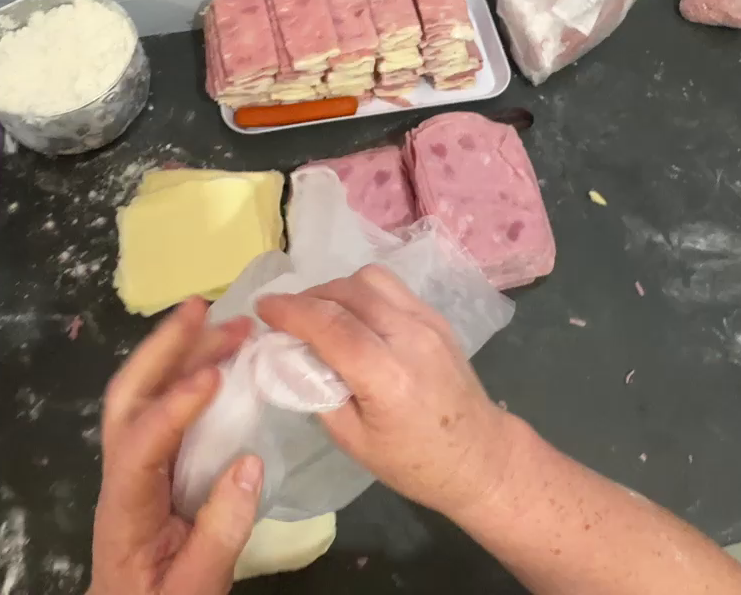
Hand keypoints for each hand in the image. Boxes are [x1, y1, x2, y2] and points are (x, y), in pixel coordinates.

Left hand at [89, 298, 262, 594]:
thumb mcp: (194, 590)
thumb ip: (219, 535)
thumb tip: (250, 463)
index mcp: (125, 510)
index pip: (138, 447)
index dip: (173, 408)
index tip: (214, 377)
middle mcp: (122, 474)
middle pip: (127, 398)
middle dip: (162, 347)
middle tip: (203, 307)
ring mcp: (136, 463)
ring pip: (145, 392)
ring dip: (182, 350)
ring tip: (230, 322)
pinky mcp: (156, 461)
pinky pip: (165, 403)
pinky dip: (190, 369)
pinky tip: (222, 356)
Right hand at [256, 265, 516, 517]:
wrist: (478, 454)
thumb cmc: (413, 461)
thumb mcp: (353, 441)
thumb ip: (318, 392)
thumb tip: (288, 357)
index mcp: (388, 375)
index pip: (331, 325)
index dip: (291, 310)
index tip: (262, 307)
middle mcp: (409, 335)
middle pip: (348, 291)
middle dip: (309, 297)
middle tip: (286, 316)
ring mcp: (427, 320)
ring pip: (371, 278)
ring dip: (337, 290)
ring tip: (320, 314)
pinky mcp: (436, 315)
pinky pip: (390, 287)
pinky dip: (362, 293)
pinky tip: (352, 317)